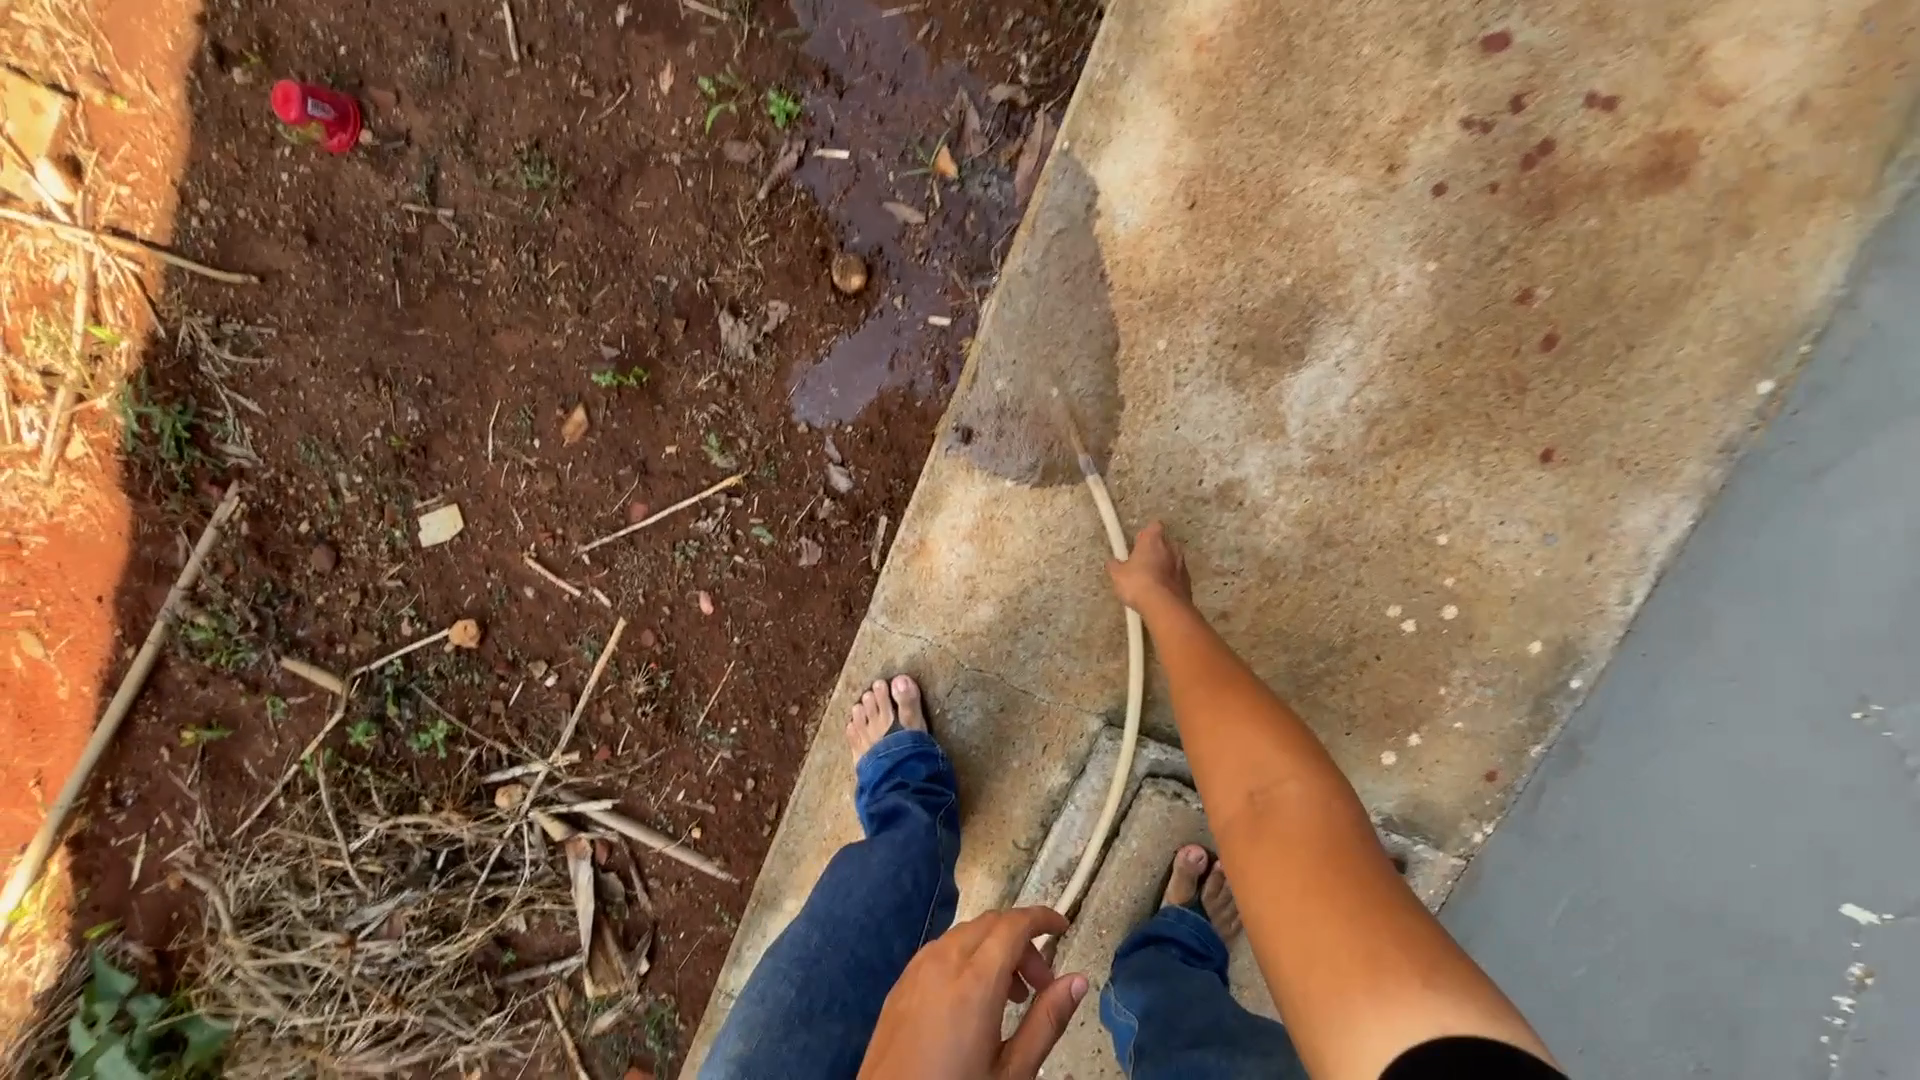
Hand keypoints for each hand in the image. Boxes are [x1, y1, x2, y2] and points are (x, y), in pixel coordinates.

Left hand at [858, 906, 1088, 1079]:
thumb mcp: (1012, 1072)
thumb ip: (1046, 1021)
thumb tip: (1078, 981)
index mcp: (974, 980)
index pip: (1014, 925)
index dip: (1042, 918)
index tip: (1064, 929)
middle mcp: (943, 961)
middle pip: (991, 924)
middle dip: (1022, 941)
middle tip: (1040, 984)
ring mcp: (917, 969)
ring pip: (965, 934)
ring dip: (994, 949)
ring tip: (1009, 997)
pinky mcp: (900, 983)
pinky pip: (941, 950)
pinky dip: (966, 956)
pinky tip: (972, 999)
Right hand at [1107, 521, 1191, 611]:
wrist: (1164, 606)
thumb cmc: (1138, 583)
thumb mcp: (1117, 575)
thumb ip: (1114, 566)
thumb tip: (1112, 562)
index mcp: (1153, 540)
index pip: (1153, 526)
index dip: (1146, 534)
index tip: (1138, 543)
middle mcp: (1171, 548)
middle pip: (1164, 543)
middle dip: (1155, 551)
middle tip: (1142, 564)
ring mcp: (1183, 564)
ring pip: (1172, 560)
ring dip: (1164, 567)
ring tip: (1151, 581)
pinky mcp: (1188, 581)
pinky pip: (1178, 576)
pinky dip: (1171, 581)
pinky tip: (1160, 593)